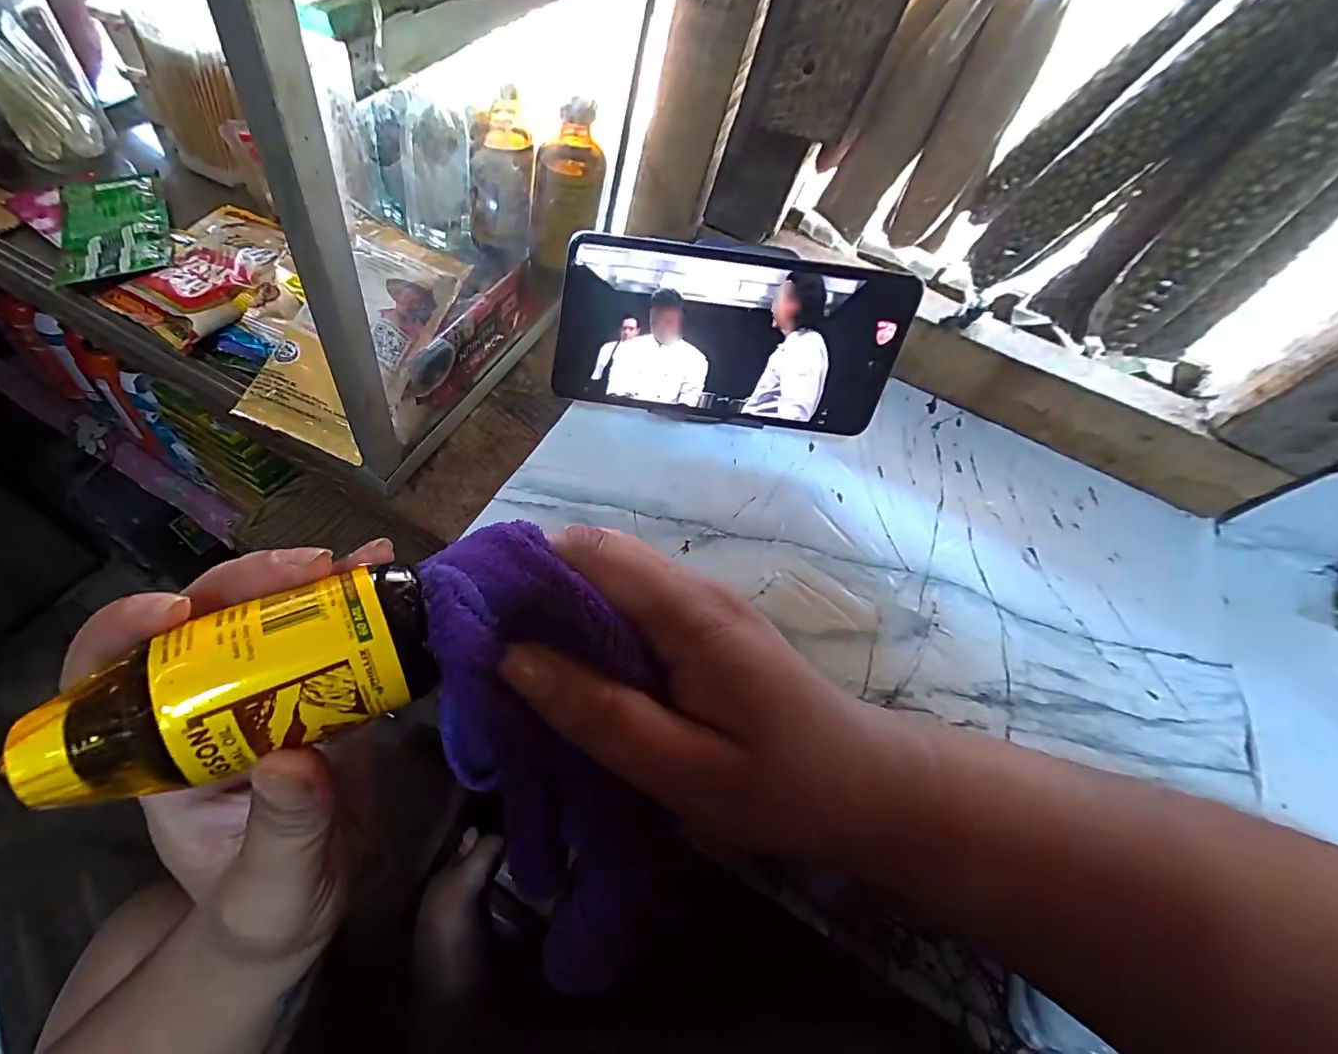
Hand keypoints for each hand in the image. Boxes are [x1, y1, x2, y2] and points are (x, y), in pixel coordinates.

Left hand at [59, 540, 392, 956]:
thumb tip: (295, 760)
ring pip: (267, 615)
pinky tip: (382, 570)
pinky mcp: (320, 686)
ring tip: (357, 564)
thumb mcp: (272, 888)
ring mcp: (267, 690)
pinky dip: (356, 599)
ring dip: (310, 580)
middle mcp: (206, 706)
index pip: (109, 677)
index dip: (124, 630)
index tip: (177, 611)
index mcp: (160, 754)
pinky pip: (330, 634)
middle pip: (203, 622)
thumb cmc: (267, 907)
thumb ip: (281, 834)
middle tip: (311, 568)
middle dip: (249, 584)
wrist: (316, 899)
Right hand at [496, 526, 909, 862]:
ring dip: (558, 608)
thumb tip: (513, 658)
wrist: (863, 784)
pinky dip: (588, 624)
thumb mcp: (681, 770)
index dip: (524, 569)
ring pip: (607, 577)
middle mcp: (691, 588)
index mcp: (690, 612)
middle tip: (488, 646)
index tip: (475, 614)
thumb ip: (597, 713)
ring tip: (519, 659)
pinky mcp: (699, 621)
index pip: (589, 551)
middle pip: (593, 554)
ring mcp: (698, 601)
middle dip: (533, 588)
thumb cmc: (780, 786)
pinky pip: (628, 603)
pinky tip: (573, 668)